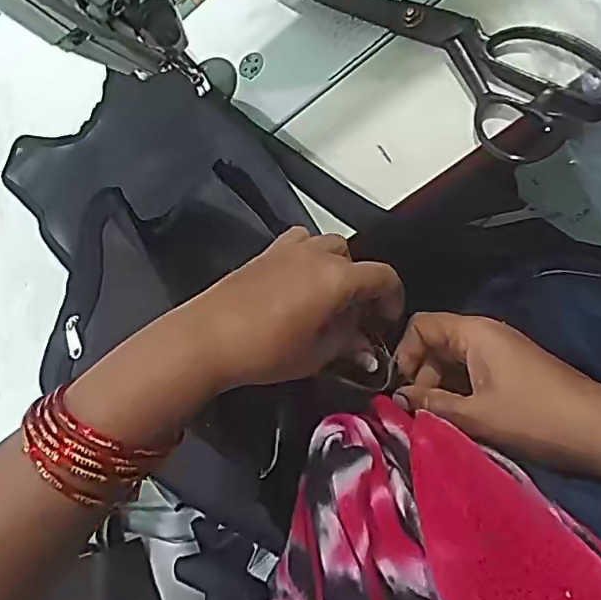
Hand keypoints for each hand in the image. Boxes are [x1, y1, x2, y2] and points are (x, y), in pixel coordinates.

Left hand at [174, 228, 403, 391]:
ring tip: (327, 300)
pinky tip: (299, 286)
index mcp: (338, 276)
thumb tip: (363, 344)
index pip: (383, 276)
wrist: (208, 337)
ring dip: (336, 268)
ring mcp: (288, 248)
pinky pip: (299, 245)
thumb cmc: (265, 349)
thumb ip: (347, 343)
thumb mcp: (316, 355)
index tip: (384, 322)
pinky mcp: (265, 253)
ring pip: (327, 246)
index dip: (393, 299)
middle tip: (355, 318)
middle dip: (362, 285)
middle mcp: (316, 253)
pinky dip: (308, 258)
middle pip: (355, 259)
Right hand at [393, 313, 600, 474]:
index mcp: (474, 332)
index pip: (420, 325)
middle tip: (417, 414)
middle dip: (420, 377)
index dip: (404, 354)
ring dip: (439, 391)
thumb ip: (431, 405)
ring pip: (451, 364)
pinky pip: (471, 376)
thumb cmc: (539, 419)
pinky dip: (459, 396)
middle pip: (433, 345)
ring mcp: (500, 354)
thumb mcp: (478, 416)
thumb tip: (396, 399)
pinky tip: (459, 423)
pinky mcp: (512, 373)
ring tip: (436, 423)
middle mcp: (484, 335)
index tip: (401, 390)